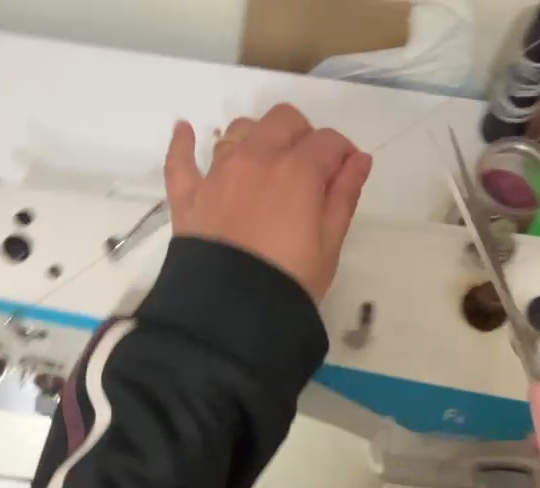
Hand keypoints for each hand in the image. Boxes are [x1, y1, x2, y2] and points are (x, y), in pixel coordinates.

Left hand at [164, 105, 372, 300]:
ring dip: (257, 137)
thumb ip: (343, 197)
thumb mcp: (328, 245)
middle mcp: (256, 158)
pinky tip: (187, 132)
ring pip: (238, 131)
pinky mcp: (189, 196)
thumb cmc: (290, 282)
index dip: (343, 154)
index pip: (328, 141)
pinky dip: (184, 143)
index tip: (347, 173)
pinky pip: (180, 159)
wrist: (233, 314)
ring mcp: (218, 174)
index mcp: (297, 170)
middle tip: (309, 170)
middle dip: (302, 136)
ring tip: (264, 162)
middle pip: (283, 121)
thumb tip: (358, 160)